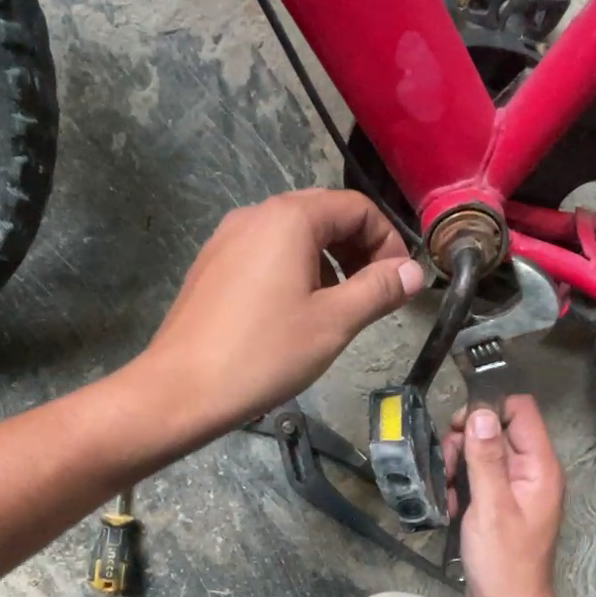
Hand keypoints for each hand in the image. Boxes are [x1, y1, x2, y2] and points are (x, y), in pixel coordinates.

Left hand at [136, 190, 422, 435]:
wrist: (181, 389)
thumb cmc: (264, 354)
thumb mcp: (334, 323)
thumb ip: (378, 290)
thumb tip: (413, 272)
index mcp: (290, 218)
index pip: (356, 208)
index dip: (388, 242)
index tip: (399, 284)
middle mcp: (255, 214)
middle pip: (323, 215)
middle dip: (357, 250)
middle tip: (373, 295)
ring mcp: (227, 239)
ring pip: (292, 236)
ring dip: (327, 262)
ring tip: (336, 309)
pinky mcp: (211, 266)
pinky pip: (264, 255)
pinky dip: (293, 272)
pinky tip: (293, 316)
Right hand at [442, 396, 565, 596]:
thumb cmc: (504, 563)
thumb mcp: (491, 507)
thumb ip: (486, 458)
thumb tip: (480, 413)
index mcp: (540, 467)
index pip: (521, 411)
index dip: (489, 410)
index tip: (459, 428)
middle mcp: (532, 472)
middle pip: (498, 429)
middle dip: (467, 442)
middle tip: (449, 467)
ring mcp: (516, 489)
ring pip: (483, 453)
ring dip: (460, 465)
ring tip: (450, 491)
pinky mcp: (501, 504)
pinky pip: (479, 478)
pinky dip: (462, 486)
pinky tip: (453, 505)